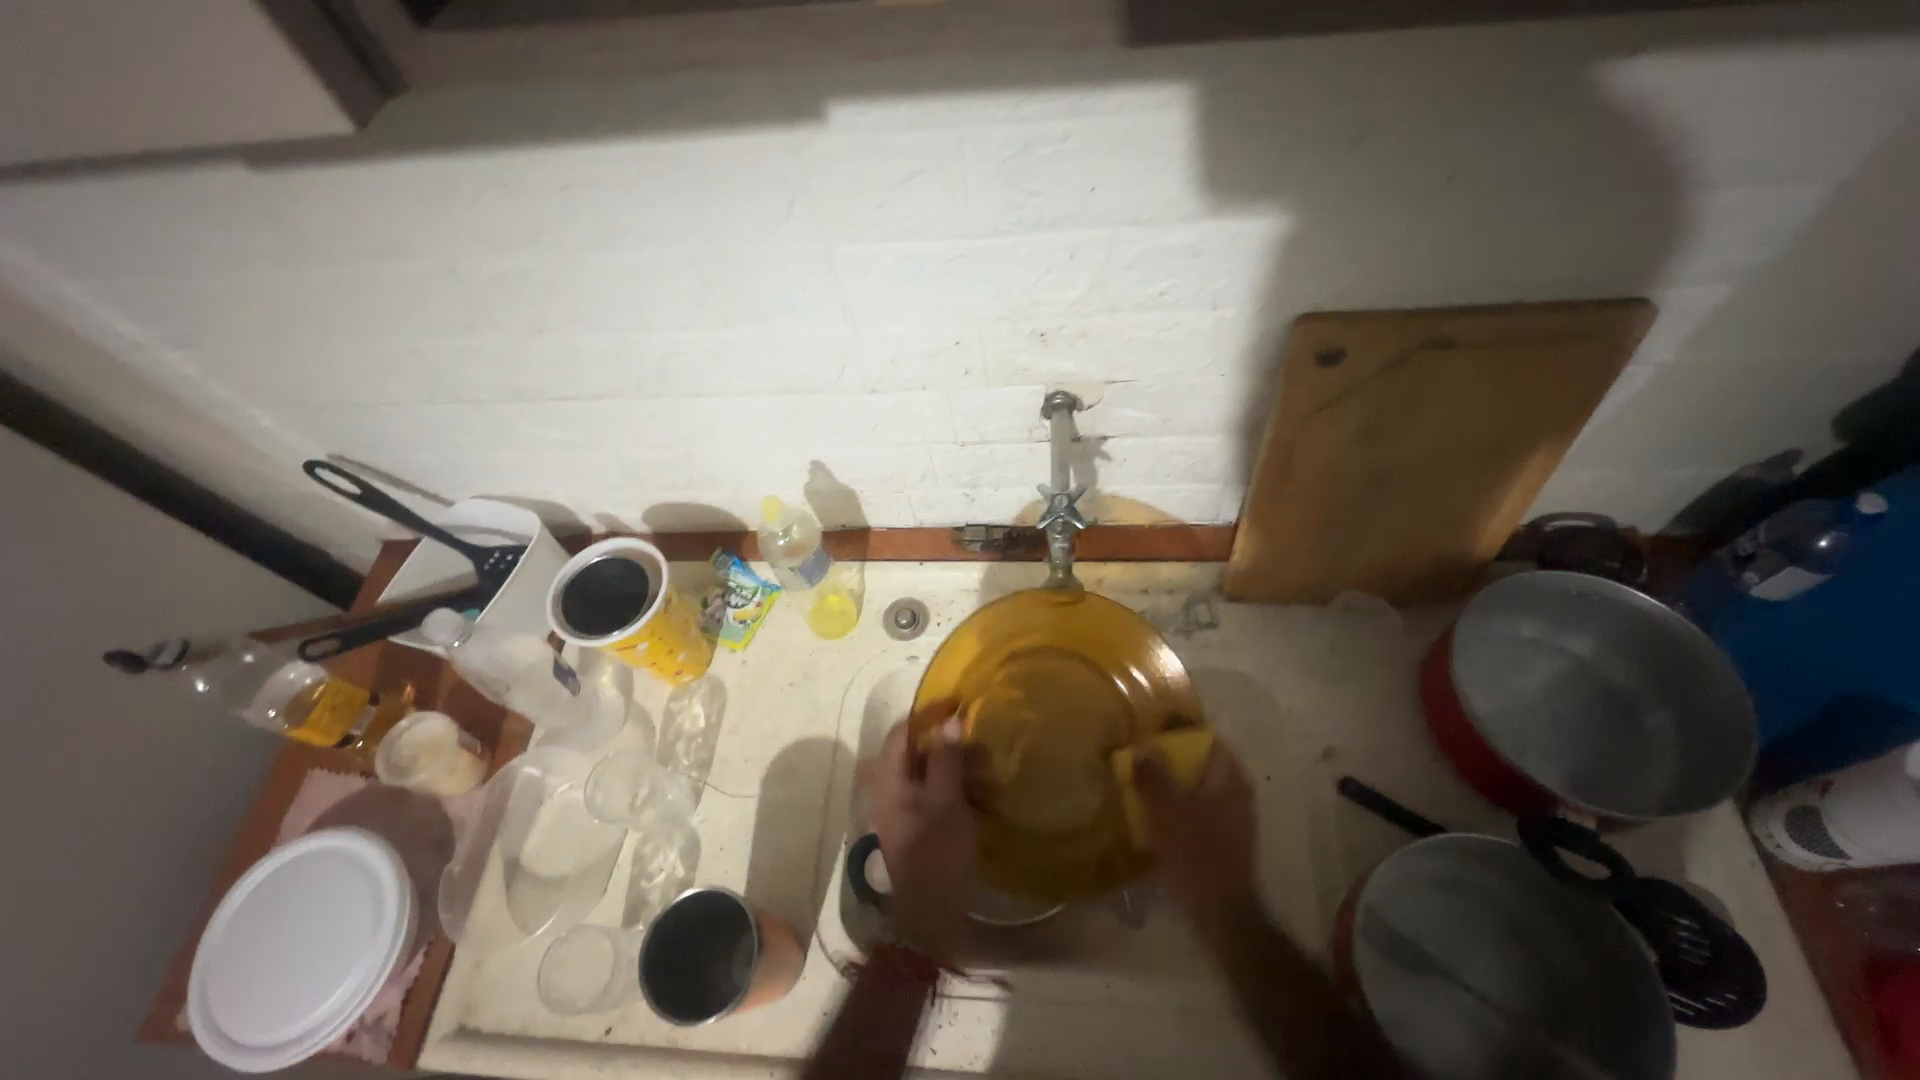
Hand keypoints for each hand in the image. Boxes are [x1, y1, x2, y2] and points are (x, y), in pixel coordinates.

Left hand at [859, 704, 975, 965]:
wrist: (928, 916)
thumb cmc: (936, 854)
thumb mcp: (947, 803)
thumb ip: (947, 760)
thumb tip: (950, 721)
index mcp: (888, 779)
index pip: (903, 730)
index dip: (930, 713)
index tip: (961, 702)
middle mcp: (889, 788)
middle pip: (919, 752)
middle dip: (954, 747)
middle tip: (985, 750)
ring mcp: (901, 808)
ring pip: (930, 774)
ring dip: (961, 770)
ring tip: (992, 779)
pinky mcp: (916, 825)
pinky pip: (936, 795)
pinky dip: (958, 792)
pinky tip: (985, 801)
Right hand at [1133, 737, 1260, 944]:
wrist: (1220, 911)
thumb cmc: (1196, 853)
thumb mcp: (1168, 811)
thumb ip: (1154, 776)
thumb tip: (1143, 748)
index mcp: (1231, 781)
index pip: (1210, 742)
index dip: (1181, 736)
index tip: (1152, 738)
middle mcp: (1238, 796)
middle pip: (1202, 767)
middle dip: (1172, 764)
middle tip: (1140, 764)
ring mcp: (1234, 821)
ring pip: (1198, 793)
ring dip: (1172, 790)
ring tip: (1141, 792)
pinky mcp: (1224, 843)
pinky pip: (1198, 815)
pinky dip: (1178, 813)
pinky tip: (1155, 822)